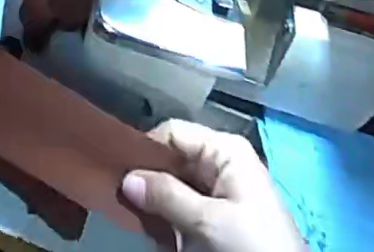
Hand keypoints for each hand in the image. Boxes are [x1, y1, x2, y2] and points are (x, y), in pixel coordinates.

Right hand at [121, 120, 306, 251]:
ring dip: (154, 200)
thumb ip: (167, 197)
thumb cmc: (254, 248)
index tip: (119, 173)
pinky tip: (150, 227)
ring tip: (129, 212)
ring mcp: (220, 191)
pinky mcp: (218, 218)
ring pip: (174, 184)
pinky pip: (183, 206)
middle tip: (119, 196)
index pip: (173, 133)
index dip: (146, 150)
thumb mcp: (210, 223)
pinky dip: (166, 216)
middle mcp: (220, 161)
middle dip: (147, 177)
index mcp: (225, 149)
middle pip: (172, 158)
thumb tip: (125, 178)